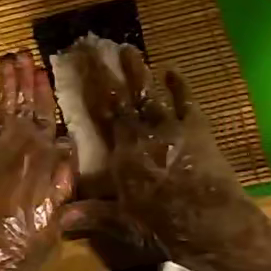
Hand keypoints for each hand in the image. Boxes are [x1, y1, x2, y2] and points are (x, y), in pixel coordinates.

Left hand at [0, 52, 77, 270]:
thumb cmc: (24, 247)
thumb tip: (69, 149)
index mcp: (42, 162)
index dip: (45, 92)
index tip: (43, 68)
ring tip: (6, 58)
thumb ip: (61, 184)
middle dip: (23, 78)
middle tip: (23, 51)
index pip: (47, 118)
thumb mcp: (55, 219)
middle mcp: (18, 150)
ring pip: (1, 110)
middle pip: (23, 106)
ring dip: (3, 84)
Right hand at [81, 45, 270, 270]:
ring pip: (149, 93)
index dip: (90, 84)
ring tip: (128, 49)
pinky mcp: (198, 130)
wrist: (211, 222)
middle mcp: (143, 133)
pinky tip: (173, 70)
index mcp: (122, 152)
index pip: (101, 111)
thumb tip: (59, 218)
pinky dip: (179, 86)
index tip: (80, 61)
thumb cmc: (163, 225)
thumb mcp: (123, 223)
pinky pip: (186, 102)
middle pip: (122, 95)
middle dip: (108, 69)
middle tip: (96, 45)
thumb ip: (92, 214)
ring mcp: (171, 128)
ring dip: (138, 71)